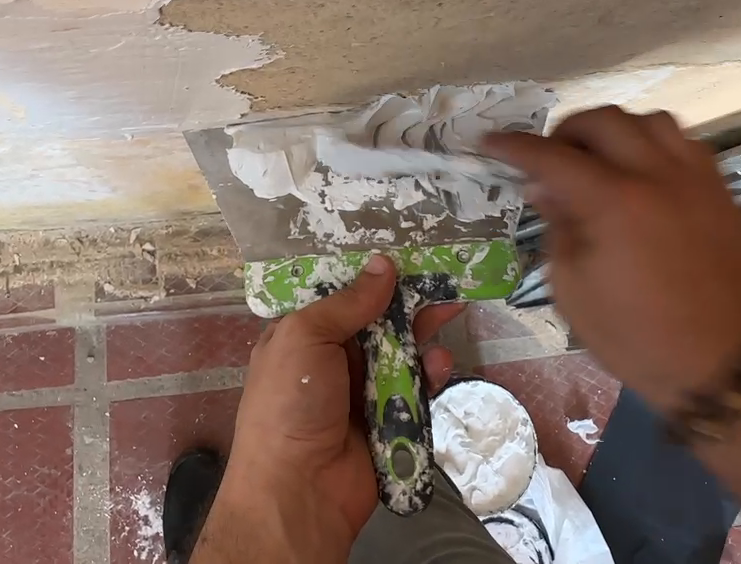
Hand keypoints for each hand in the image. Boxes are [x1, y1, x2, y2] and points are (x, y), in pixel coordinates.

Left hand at [195, 255, 461, 562]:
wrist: (298, 492)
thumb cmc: (290, 402)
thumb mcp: (306, 337)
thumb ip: (348, 302)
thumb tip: (383, 264)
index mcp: (303, 333)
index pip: (338, 292)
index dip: (366, 271)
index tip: (399, 247)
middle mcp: (332, 356)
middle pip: (376, 318)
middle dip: (406, 297)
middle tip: (442, 273)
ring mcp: (361, 388)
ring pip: (400, 350)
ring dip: (423, 332)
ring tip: (451, 309)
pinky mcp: (389, 419)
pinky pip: (415, 389)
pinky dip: (430, 375)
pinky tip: (441, 362)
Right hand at [486, 106, 740, 411]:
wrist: (726, 368)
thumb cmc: (637, 337)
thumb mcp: (572, 288)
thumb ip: (557, 226)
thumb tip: (544, 187)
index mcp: (613, 203)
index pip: (551, 156)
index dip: (513, 146)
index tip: (489, 142)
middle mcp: (656, 176)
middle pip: (602, 120)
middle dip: (565, 132)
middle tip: (550, 159)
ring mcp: (695, 180)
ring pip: (649, 120)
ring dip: (614, 130)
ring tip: (599, 158)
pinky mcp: (721, 192)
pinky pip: (685, 142)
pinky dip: (654, 143)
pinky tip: (641, 171)